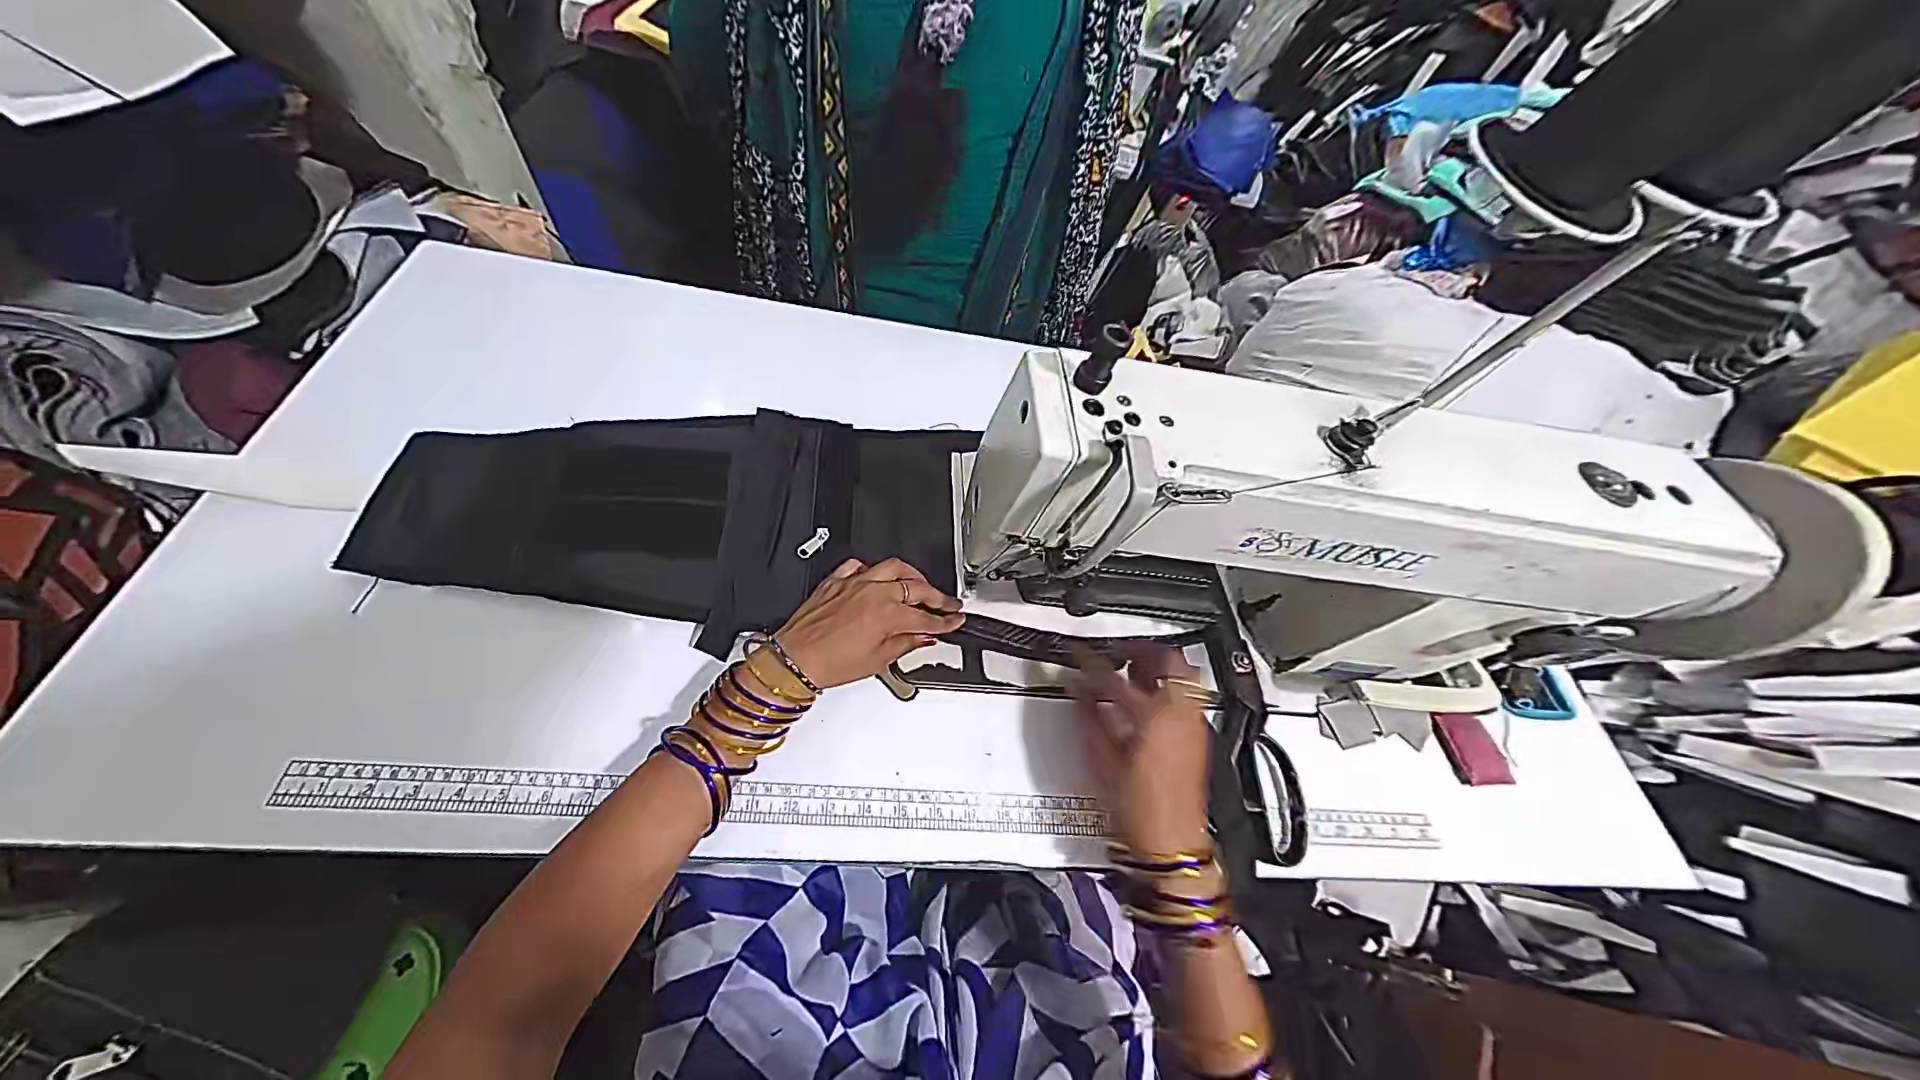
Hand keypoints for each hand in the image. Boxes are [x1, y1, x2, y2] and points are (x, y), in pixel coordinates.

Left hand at [773, 558, 964, 688]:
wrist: (794, 659)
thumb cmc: (829, 663)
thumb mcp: (877, 661)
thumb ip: (905, 643)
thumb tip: (922, 637)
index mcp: (888, 614)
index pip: (927, 617)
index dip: (946, 620)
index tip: (955, 620)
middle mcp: (874, 593)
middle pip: (917, 587)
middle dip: (938, 597)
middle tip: (948, 604)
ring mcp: (855, 583)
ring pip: (893, 567)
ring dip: (912, 575)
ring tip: (920, 583)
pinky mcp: (836, 581)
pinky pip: (859, 565)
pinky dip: (873, 569)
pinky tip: (877, 576)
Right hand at [1070, 646, 1211, 855]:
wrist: (1172, 840)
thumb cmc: (1140, 808)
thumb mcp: (1102, 759)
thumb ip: (1089, 716)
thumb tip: (1079, 691)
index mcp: (1153, 715)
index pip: (1117, 677)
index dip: (1096, 664)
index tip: (1084, 660)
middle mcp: (1180, 714)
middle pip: (1168, 661)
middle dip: (1142, 650)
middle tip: (1121, 651)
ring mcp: (1194, 723)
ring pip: (1183, 675)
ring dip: (1159, 666)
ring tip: (1136, 668)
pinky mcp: (1199, 736)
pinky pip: (1189, 696)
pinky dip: (1170, 687)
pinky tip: (1151, 698)